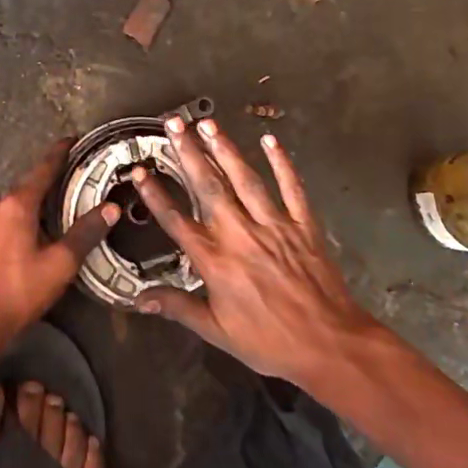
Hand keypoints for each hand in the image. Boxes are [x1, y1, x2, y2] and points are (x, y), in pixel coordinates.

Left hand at [0, 140, 118, 340]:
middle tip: (72, 181)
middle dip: (48, 182)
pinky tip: (29, 233)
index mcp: (17, 204)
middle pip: (27, 186)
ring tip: (54, 210)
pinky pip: (2, 219)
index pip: (43, 169)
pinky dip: (19, 218)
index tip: (72, 139)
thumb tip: (111, 207)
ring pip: (13, 204)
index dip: (59, 153)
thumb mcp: (60, 263)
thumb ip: (85, 232)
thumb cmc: (20, 290)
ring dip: (33, 203)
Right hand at [132, 118, 382, 385]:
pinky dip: (281, 162)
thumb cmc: (269, 341)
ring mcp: (274, 224)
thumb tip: (139, 300)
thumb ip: (179, 307)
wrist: (329, 344)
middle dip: (188, 152)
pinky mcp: (303, 223)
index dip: (156, 195)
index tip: (140, 170)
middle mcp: (240, 234)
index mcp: (215, 261)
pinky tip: (270, 140)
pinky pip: (291, 186)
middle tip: (173, 123)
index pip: (177, 220)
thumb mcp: (218, 332)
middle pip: (208, 186)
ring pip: (245, 179)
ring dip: (225, 148)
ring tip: (208, 123)